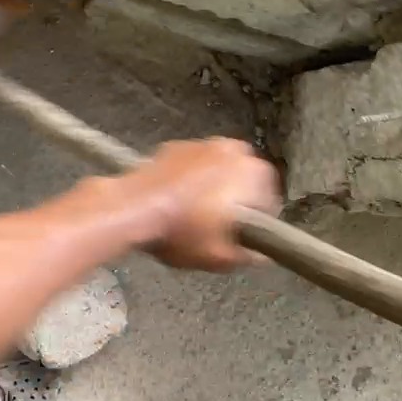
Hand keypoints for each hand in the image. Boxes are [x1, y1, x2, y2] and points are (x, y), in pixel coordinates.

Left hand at [125, 138, 280, 271]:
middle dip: (234, 203)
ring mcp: (205, 144)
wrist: (132, 208)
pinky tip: (177, 200)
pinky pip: (195, 165)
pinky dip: (191, 179)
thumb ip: (247, 256)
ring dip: (214, 189)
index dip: (257, 224)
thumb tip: (261, 256)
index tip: (242, 237)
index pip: (270, 203)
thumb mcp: (218, 256)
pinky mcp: (179, 146)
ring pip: (221, 171)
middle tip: (217, 228)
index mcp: (255, 174)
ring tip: (195, 216)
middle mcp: (235, 151)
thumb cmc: (179, 232)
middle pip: (246, 183)